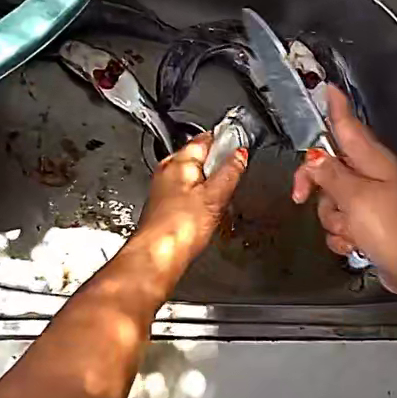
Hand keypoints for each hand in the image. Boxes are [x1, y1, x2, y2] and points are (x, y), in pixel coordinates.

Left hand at [128, 133, 247, 273]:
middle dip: (216, 163)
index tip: (238, 143)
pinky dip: (199, 198)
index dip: (223, 140)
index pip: (204, 139)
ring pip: (191, 177)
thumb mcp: (214, 196)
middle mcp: (167, 172)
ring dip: (207, 182)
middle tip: (235, 168)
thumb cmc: (177, 228)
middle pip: (196, 158)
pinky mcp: (164, 209)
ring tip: (224, 192)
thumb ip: (229, 172)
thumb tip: (240, 154)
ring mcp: (163, 190)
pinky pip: (186, 195)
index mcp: (178, 162)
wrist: (156, 258)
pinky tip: (207, 210)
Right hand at [291, 86, 396, 289]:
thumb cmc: (393, 229)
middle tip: (300, 197)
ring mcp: (372, 202)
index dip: (336, 108)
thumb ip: (330, 175)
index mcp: (374, 160)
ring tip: (350, 230)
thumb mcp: (355, 198)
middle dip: (316, 186)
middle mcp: (373, 176)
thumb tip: (314, 159)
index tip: (328, 87)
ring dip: (332, 218)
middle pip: (330, 167)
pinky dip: (343, 235)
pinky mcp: (371, 225)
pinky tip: (354, 245)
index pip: (349, 126)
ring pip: (332, 200)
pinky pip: (342, 223)